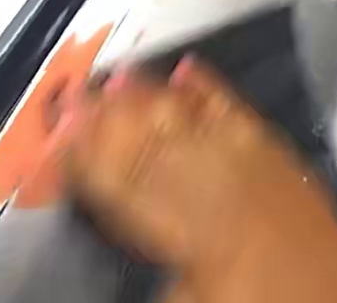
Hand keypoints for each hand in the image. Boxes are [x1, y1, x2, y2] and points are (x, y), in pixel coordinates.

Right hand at [61, 58, 336, 302]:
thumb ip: (145, 268)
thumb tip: (106, 238)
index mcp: (198, 226)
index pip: (128, 180)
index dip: (89, 153)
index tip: (58, 131)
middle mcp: (225, 181)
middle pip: (155, 137)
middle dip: (108, 114)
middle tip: (72, 91)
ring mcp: (255, 160)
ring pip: (191, 116)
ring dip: (149, 94)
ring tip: (115, 73)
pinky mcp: (279, 154)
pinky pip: (239, 111)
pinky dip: (210, 87)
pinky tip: (189, 68)